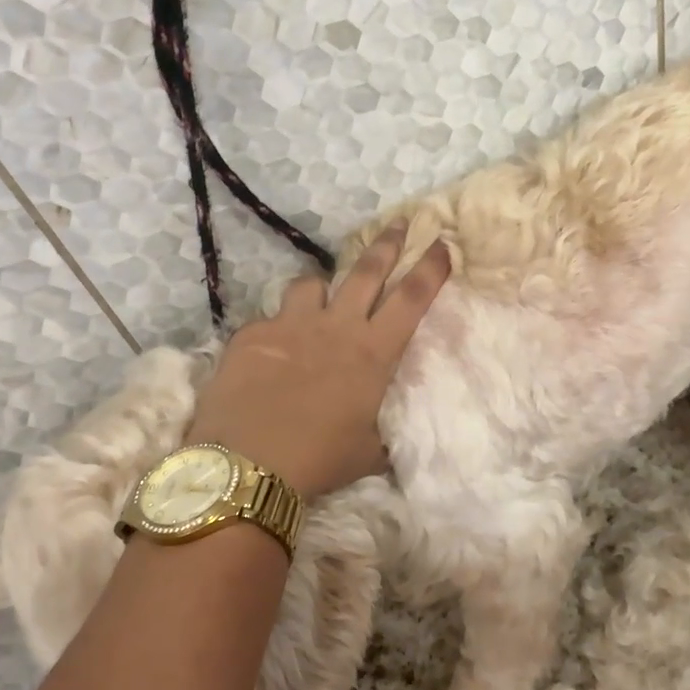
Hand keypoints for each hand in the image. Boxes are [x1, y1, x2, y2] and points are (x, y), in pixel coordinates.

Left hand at [186, 223, 451, 497]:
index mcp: (374, 352)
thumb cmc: (320, 460)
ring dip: (321, 286)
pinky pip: (269, 319)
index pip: (412, 298)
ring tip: (318, 295)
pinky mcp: (252, 335)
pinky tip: (268, 351)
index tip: (442, 244)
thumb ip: (380, 429)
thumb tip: (385, 435)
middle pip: (367, 271)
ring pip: (312, 283)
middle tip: (399, 223)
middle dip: (387, 243)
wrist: (247, 466)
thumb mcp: (368, 450)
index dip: (431, 268)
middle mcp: (337, 327)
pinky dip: (276, 329)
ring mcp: (291, 326)